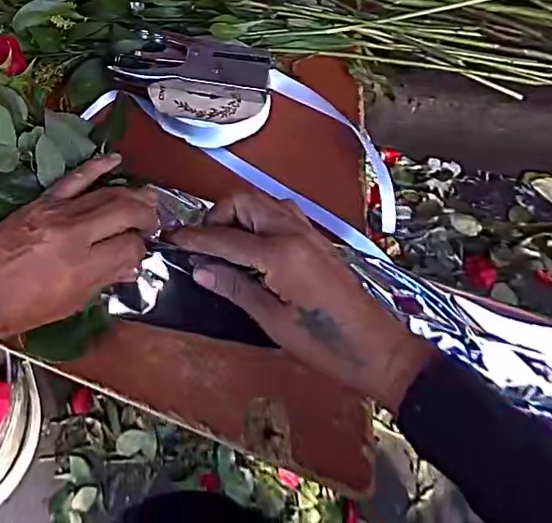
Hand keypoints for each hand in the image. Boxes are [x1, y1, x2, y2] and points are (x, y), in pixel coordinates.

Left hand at [0, 154, 156, 353]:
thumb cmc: (22, 308)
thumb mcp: (69, 304)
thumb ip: (104, 279)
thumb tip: (131, 262)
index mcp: (82, 267)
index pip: (130, 247)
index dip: (140, 249)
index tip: (139, 253)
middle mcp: (74, 233)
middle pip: (125, 211)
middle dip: (146, 215)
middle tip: (154, 222)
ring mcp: (57, 211)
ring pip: (107, 193)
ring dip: (132, 194)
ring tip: (148, 199)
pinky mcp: (42, 199)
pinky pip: (75, 178)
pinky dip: (97, 167)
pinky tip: (115, 160)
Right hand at [170, 191, 435, 409]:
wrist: (381, 351)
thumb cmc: (325, 345)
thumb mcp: (273, 321)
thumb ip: (234, 287)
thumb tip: (199, 268)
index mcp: (280, 253)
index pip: (224, 237)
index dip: (193, 238)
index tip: (170, 237)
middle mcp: (292, 231)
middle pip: (242, 202)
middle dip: (216, 215)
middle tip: (202, 242)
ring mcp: (307, 230)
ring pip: (260, 200)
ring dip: (237, 212)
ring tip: (223, 240)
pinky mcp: (316, 237)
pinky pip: (279, 210)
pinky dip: (258, 216)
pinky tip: (252, 241)